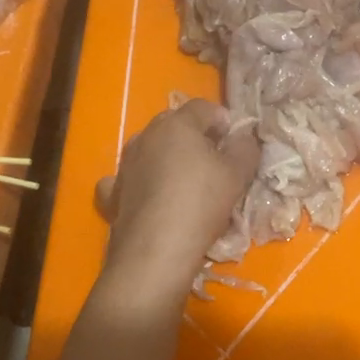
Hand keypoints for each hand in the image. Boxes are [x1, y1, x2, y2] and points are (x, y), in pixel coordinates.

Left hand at [95, 99, 259, 293]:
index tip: (234, 140)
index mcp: (177, 124)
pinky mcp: (113, 193)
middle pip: (174, 124)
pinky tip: (147, 194)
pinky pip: (127, 178)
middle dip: (194, 136)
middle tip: (213, 160)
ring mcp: (125, 164)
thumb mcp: (237, 175)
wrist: (155, 251)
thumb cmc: (200, 204)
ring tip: (184, 180)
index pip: (202, 107)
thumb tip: (244, 136)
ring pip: (149, 148)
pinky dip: (138, 181)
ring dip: (166, 156)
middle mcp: (146, 136)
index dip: (221, 119)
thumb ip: (245, 148)